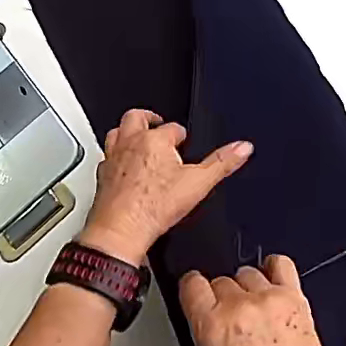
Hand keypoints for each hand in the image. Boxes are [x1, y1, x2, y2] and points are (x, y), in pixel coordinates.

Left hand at [76, 109, 251, 266]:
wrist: (121, 228)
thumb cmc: (152, 207)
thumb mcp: (199, 184)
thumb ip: (222, 163)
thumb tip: (242, 147)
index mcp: (155, 140)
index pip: (172, 127)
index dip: (180, 134)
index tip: (183, 140)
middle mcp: (130, 143)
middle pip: (136, 117)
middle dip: (148, 118)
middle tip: (156, 122)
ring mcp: (113, 158)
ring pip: (116, 132)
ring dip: (126, 132)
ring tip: (136, 136)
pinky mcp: (102, 174)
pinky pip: (106, 157)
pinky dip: (114, 157)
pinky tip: (120, 164)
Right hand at [179, 256, 345, 345]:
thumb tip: (204, 333)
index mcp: (211, 327)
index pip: (190, 284)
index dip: (192, 293)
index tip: (196, 301)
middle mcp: (237, 307)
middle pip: (218, 280)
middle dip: (221, 299)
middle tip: (230, 323)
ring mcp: (267, 299)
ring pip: (245, 272)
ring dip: (246, 289)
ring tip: (254, 312)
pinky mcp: (295, 298)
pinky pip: (279, 264)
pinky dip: (273, 271)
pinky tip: (272, 287)